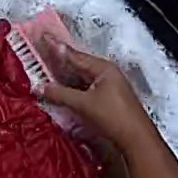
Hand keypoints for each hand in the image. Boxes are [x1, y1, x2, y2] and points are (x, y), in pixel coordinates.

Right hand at [38, 39, 162, 153]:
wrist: (137, 140)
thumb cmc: (114, 117)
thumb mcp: (84, 104)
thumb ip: (61, 94)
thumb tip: (40, 87)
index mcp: (103, 68)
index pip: (75, 55)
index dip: (57, 47)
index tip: (43, 36)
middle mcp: (106, 73)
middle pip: (78, 64)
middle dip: (59, 60)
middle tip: (40, 52)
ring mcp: (108, 86)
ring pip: (80, 77)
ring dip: (64, 76)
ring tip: (45, 70)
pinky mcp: (107, 99)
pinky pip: (84, 88)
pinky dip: (71, 87)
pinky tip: (61, 90)